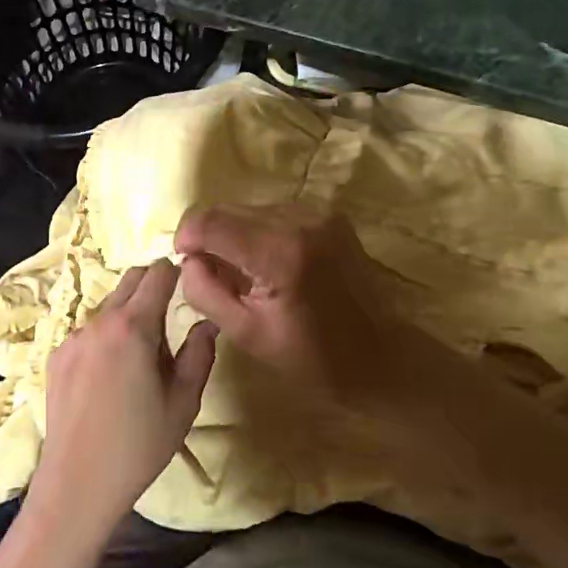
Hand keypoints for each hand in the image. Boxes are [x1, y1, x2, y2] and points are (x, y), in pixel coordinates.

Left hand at [33, 261, 217, 530]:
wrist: (78, 481)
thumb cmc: (140, 445)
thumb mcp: (183, 403)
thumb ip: (199, 354)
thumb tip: (207, 322)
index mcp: (133, 327)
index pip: (157, 274)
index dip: (175, 272)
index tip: (189, 283)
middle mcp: (98, 321)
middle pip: (129, 281)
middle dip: (152, 286)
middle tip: (170, 317)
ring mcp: (72, 336)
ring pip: (107, 307)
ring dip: (128, 315)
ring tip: (141, 358)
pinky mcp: (56, 355)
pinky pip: (88, 332)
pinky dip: (105, 337)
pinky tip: (110, 376)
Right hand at [174, 205, 448, 419]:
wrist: (384, 359)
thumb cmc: (313, 358)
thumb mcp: (246, 334)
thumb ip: (205, 291)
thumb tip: (187, 260)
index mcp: (280, 252)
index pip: (210, 221)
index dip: (186, 237)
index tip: (183, 262)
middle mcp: (299, 219)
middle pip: (226, 209)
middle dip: (207, 236)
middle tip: (209, 272)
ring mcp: (317, 213)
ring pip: (246, 208)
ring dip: (231, 233)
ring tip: (240, 271)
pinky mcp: (327, 214)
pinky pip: (271, 213)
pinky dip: (256, 232)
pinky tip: (264, 263)